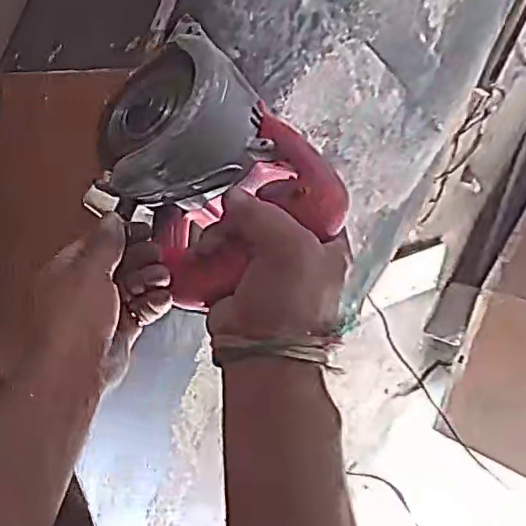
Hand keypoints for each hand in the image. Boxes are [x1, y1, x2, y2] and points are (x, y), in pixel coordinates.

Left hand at [32, 214, 173, 387]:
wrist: (75, 368)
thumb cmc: (70, 324)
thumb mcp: (89, 271)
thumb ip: (105, 243)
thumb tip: (112, 220)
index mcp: (66, 269)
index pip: (96, 243)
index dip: (122, 235)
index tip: (144, 230)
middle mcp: (81, 289)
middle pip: (118, 262)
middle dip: (140, 257)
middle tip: (156, 254)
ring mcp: (100, 310)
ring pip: (132, 285)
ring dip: (150, 279)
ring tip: (159, 277)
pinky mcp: (118, 329)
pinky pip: (140, 309)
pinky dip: (153, 302)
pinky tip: (160, 298)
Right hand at [192, 189, 349, 347]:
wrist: (257, 348)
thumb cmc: (290, 307)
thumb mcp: (290, 248)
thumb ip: (263, 215)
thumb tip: (235, 197)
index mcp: (323, 239)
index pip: (307, 196)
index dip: (284, 184)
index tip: (260, 177)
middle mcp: (292, 250)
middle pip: (261, 212)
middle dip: (239, 216)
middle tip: (229, 224)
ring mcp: (260, 265)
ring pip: (233, 231)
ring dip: (217, 237)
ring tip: (212, 251)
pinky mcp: (231, 278)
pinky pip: (214, 253)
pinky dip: (204, 253)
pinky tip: (202, 258)